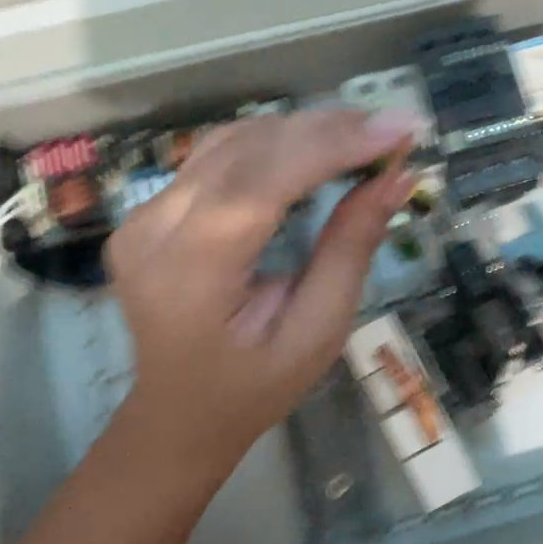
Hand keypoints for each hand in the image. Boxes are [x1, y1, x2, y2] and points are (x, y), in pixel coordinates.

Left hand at [102, 108, 423, 462]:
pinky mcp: (149, 209)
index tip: (399, 130)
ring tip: (365, 136)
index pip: (261, 182)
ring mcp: (142, 215)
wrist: (181, 413)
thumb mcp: (317, 332)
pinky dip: (274, 143)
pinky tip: (317, 147)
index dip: (332, 146)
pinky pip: (218, 156)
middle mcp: (152, 231)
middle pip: (245, 150)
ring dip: (303, 129)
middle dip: (327, 130)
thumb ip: (349, 250)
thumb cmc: (255, 387)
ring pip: (231, 141)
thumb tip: (394, 179)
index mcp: (190, 274)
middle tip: (395, 132)